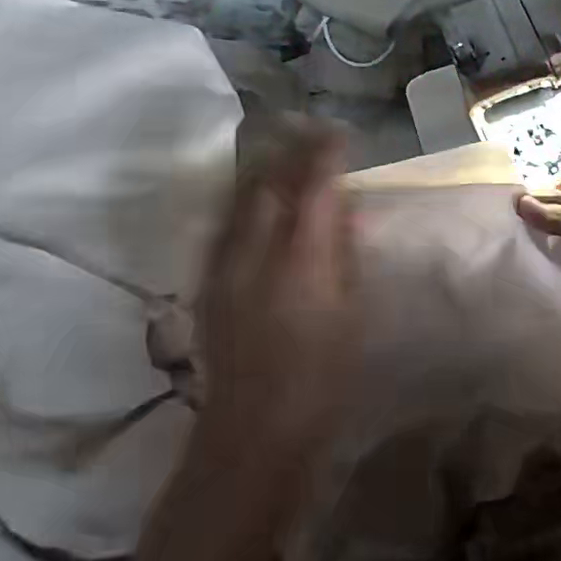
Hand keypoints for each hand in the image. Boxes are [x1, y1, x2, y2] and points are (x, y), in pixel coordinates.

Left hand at [195, 124, 360, 451]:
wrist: (255, 428)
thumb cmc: (324, 376)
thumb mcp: (353, 312)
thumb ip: (345, 257)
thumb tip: (344, 216)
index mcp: (303, 261)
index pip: (314, 188)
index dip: (326, 155)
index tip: (339, 133)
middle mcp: (256, 254)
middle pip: (268, 184)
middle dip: (289, 151)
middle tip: (309, 132)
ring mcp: (224, 267)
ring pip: (237, 200)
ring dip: (260, 169)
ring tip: (278, 151)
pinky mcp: (207, 284)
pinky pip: (221, 224)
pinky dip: (239, 200)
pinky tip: (249, 199)